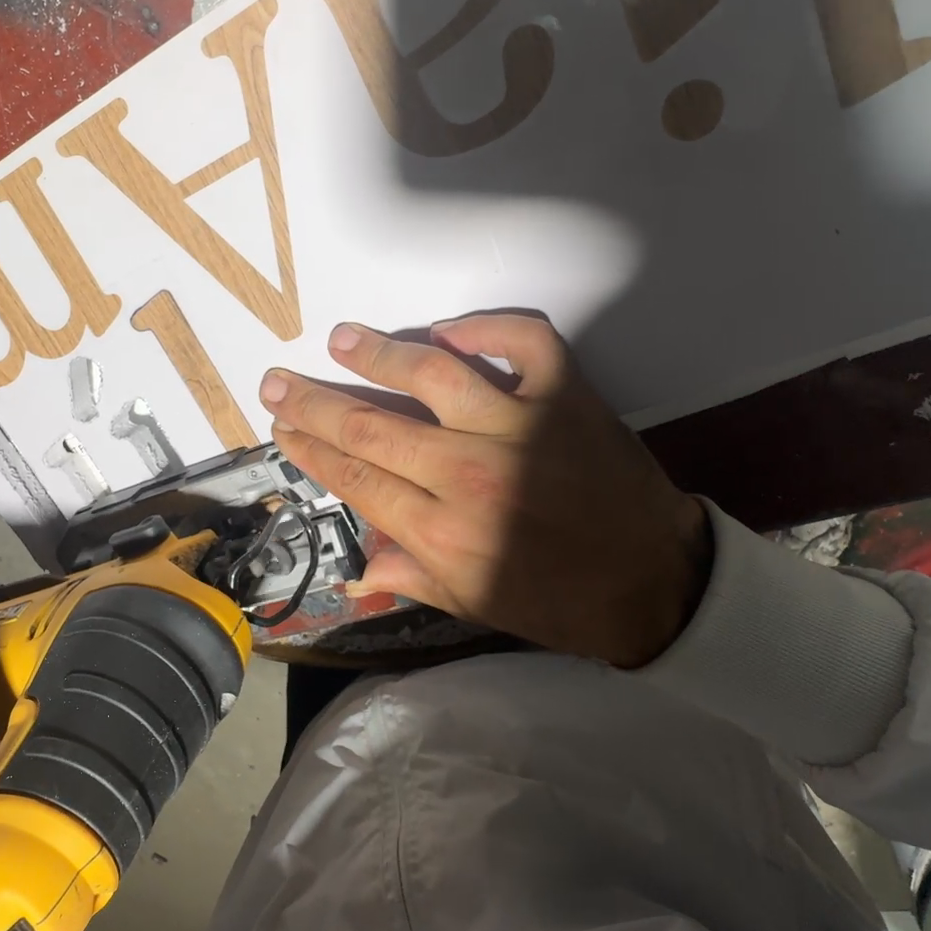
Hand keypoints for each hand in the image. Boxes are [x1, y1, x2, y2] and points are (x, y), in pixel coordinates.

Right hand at [260, 315, 710, 667]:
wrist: (652, 582)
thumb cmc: (556, 600)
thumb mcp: (473, 605)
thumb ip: (409, 576)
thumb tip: (354, 567)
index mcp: (441, 531)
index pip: (355, 478)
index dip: (311, 448)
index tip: (282, 427)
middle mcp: (468, 472)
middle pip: (372, 426)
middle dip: (315, 401)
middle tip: (278, 379)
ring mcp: (520, 426)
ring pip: (432, 374)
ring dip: (378, 354)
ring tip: (340, 338)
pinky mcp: (566, 396)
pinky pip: (522, 342)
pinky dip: (486, 326)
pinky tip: (447, 327)